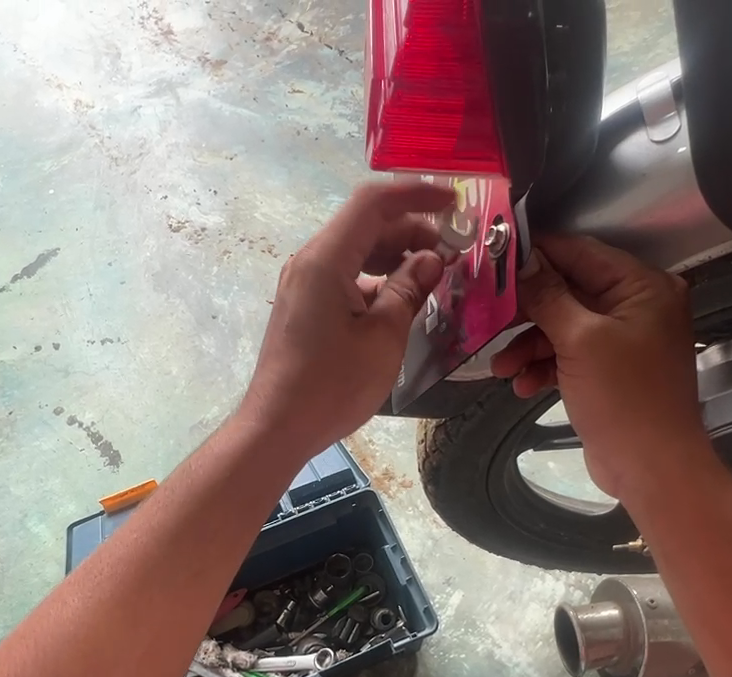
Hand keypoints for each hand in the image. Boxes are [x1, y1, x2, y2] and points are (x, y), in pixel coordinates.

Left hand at [237, 181, 454, 455]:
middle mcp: (310, 262)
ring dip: (394, 256)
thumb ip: (409, 290)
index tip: (454, 201)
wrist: (278, 427)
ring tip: (432, 276)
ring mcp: (303, 286)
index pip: (373, 203)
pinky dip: (375, 280)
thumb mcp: (384, 338)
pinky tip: (400, 302)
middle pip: (364, 226)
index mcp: (326, 258)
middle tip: (452, 250)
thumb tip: (431, 260)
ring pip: (354, 253)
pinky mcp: (304, 308)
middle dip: (410, 230)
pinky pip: (344, 278)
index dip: (416, 194)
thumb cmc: (332, 385)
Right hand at [491, 234, 707, 499]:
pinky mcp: (608, 372)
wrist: (651, 467)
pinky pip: (569, 357)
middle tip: (488, 321)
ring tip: (503, 369)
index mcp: (642, 287)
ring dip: (529, 347)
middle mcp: (636, 307)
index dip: (537, 256)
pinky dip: (544, 368)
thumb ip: (549, 297)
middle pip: (568, 293)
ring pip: (563, 329)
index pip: (581, 253)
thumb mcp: (581, 340)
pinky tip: (524, 386)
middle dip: (527, 314)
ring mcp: (622, 341)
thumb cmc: (625, 398)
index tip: (494, 260)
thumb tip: (523, 261)